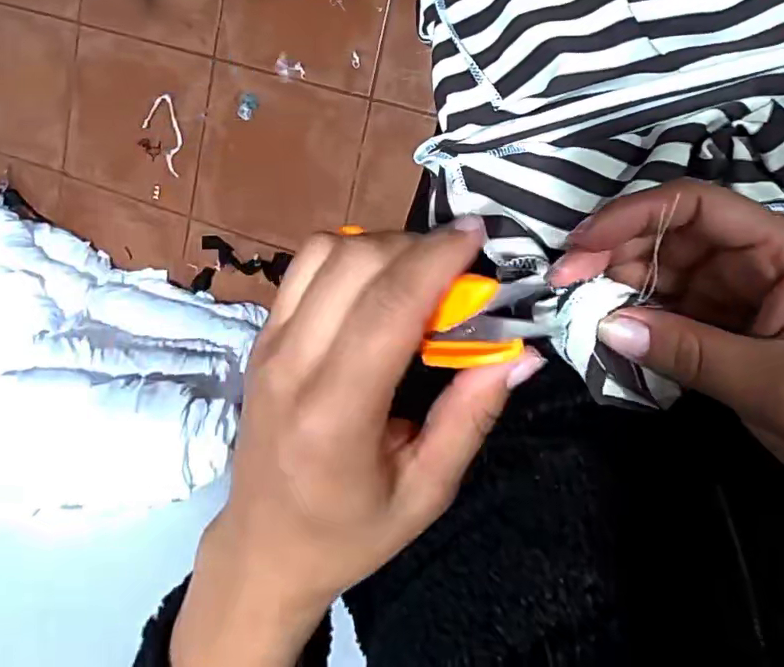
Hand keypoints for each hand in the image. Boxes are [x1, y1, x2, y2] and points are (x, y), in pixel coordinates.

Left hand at [171, 220, 543, 665]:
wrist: (263, 549)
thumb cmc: (350, 531)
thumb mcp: (426, 492)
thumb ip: (472, 416)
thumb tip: (523, 352)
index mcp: (334, 417)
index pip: (387, 309)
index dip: (435, 260)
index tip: (476, 235)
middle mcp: (291, 367)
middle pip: (355, 263)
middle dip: (417, 245)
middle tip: (460, 261)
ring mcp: (268, 343)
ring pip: (327, 250)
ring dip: (383, 243)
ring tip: (420, 269)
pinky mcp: (261, 334)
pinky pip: (306, 263)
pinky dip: (351, 252)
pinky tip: (378, 280)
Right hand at [550, 180, 783, 512]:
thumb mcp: (775, 384)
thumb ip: (688, 349)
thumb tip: (606, 322)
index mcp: (779, 248)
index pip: (693, 205)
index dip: (632, 216)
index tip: (581, 247)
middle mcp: (758, 261)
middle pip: (673, 237)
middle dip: (618, 254)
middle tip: (566, 286)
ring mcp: (747, 296)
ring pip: (672, 275)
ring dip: (627, 289)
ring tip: (582, 311)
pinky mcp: (739, 331)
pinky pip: (681, 314)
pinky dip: (648, 322)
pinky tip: (617, 335)